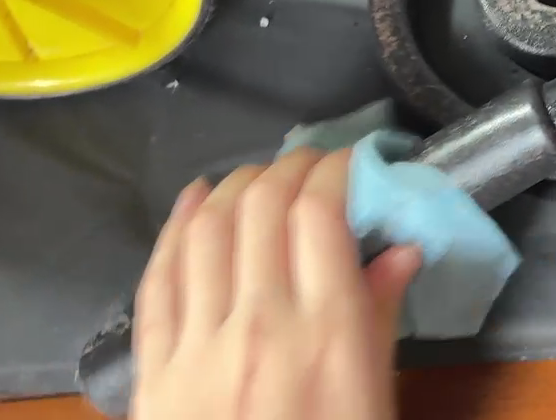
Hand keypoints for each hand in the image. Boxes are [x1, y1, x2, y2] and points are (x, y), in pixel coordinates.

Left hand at [133, 148, 422, 419]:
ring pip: (207, 230)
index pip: (319, 212)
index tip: (350, 163)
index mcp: (324, 331)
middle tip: (312, 164)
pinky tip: (195, 197)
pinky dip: (176, 226)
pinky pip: (157, 279)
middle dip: (290, 166)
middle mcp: (258, 324)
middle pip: (262, 206)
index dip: (334, 169)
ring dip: (236, 185)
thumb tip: (403, 247)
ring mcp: (197, 346)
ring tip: (262, 176)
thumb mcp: (377, 393)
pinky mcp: (153, 371)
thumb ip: (382, 312)